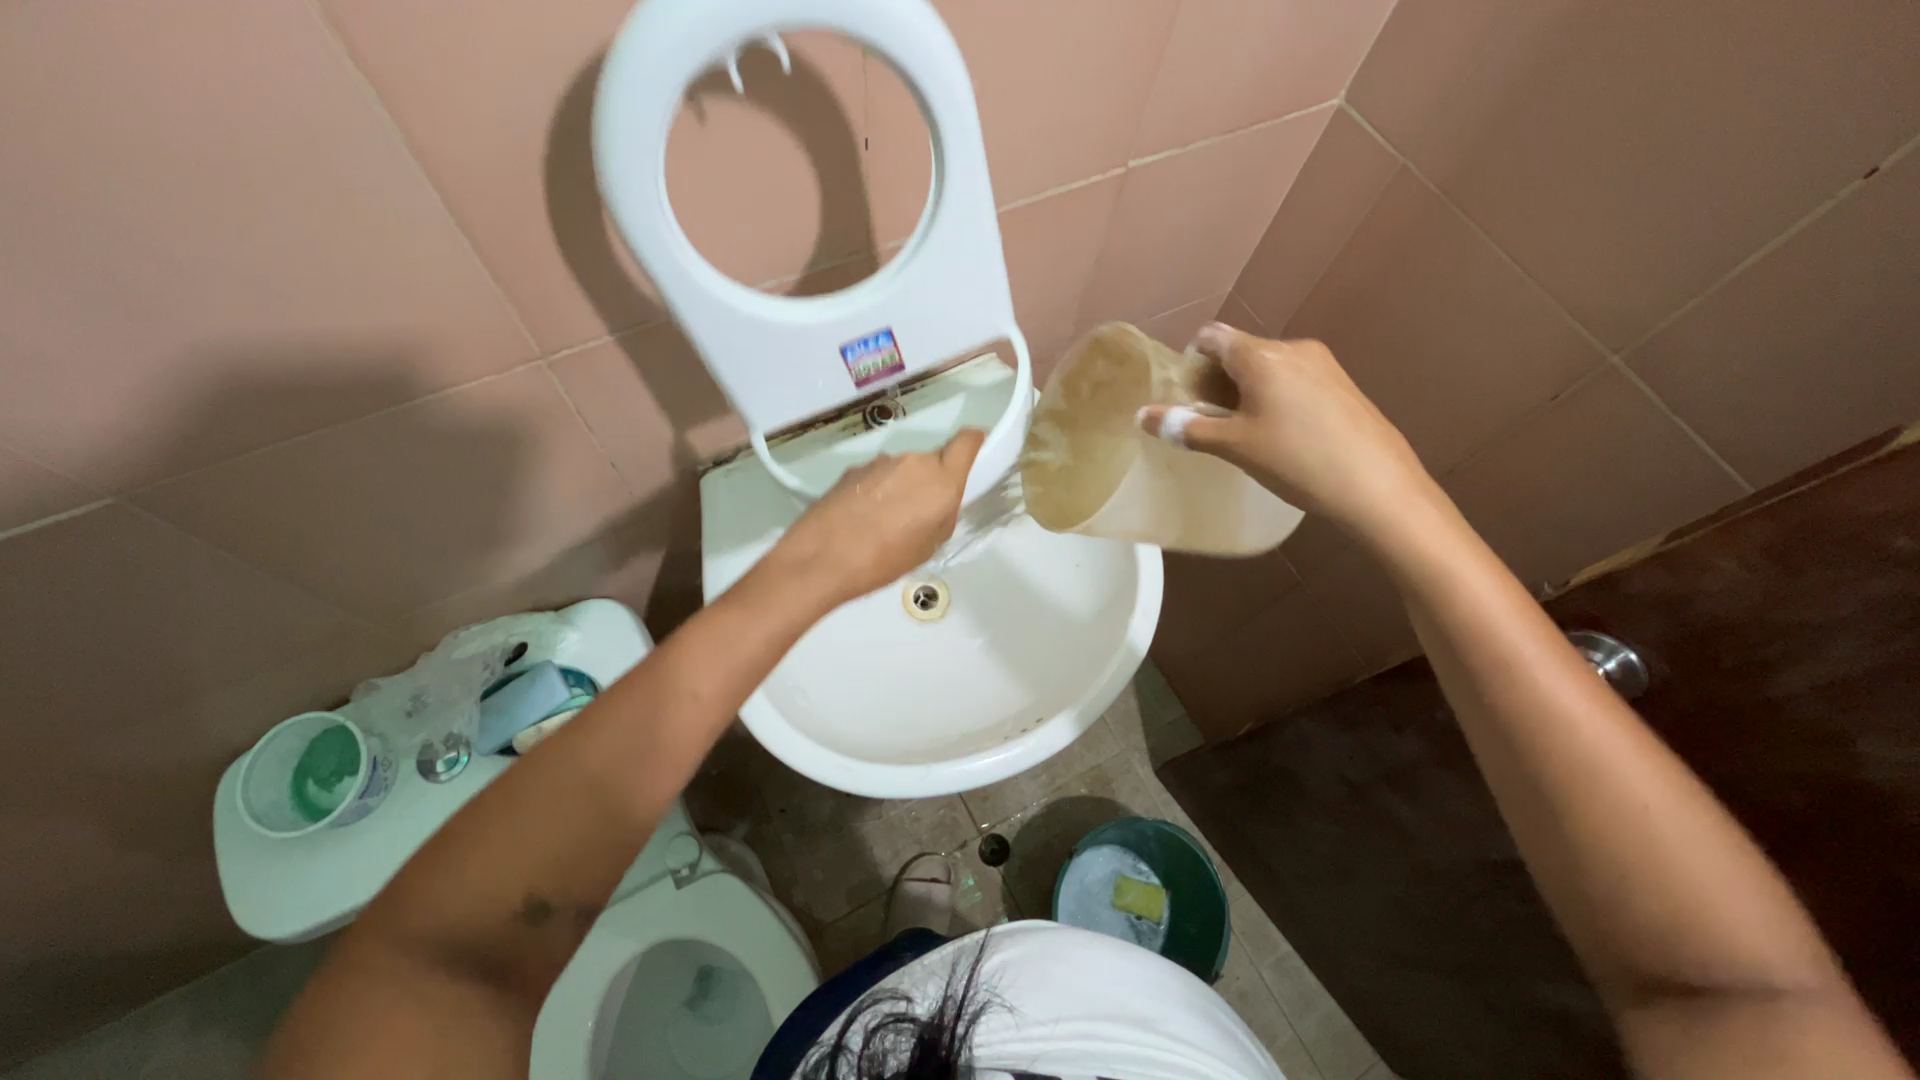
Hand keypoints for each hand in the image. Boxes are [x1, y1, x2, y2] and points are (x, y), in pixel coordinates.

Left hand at [758, 428, 986, 605]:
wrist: (822, 559)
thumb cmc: (885, 560)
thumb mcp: (929, 546)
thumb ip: (942, 514)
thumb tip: (938, 500)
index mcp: (941, 480)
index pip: (967, 442)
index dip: (974, 442)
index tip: (975, 451)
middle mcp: (913, 462)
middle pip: (931, 463)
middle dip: (929, 483)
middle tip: (917, 516)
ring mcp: (879, 464)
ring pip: (901, 471)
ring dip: (899, 489)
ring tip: (882, 524)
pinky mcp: (851, 471)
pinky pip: (875, 479)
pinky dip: (875, 493)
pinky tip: (859, 521)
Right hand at [1137, 323, 1438, 540]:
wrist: (1377, 485)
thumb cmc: (1295, 460)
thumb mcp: (1233, 446)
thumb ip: (1186, 427)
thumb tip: (1142, 415)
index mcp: (1261, 355)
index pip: (1212, 337)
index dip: (1191, 361)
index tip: (1186, 396)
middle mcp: (1293, 348)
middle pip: (1240, 351)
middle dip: (1218, 380)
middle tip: (1210, 421)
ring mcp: (1324, 365)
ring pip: (1269, 367)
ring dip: (1247, 391)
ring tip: (1244, 433)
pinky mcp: (1343, 385)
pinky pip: (1295, 380)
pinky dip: (1276, 398)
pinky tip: (1281, 437)